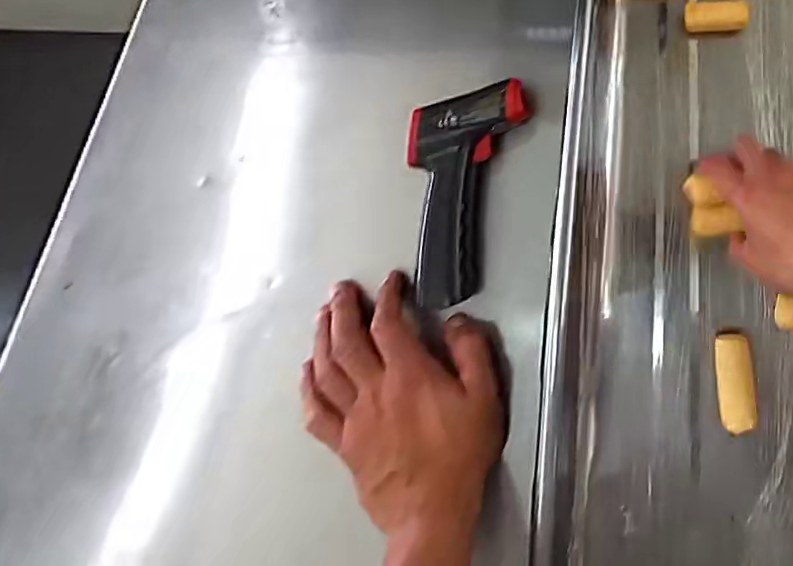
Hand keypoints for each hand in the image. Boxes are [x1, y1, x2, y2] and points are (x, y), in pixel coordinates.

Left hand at [302, 273, 502, 565]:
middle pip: (347, 341)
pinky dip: (307, 387)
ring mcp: (354, 419)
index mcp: (409, 375)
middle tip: (341, 289)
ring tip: (322, 317)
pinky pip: (317, 411)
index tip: (392, 281)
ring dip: (321, 338)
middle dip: (342, 309)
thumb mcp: (485, 395)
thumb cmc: (461, 452)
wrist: (431, 511)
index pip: (389, 324)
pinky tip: (307, 372)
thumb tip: (458, 322)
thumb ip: (473, 352)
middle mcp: (375, 391)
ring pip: (326, 371)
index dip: (388, 296)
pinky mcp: (345, 444)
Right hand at [695, 135, 792, 309]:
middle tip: (738, 173)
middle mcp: (770, 176)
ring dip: (767, 166)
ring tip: (773, 189)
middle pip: (746, 144)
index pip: (717, 169)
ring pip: (774, 156)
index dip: (705, 166)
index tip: (703, 171)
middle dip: (737, 154)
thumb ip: (740, 247)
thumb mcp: (757, 265)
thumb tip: (739, 237)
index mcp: (748, 197)